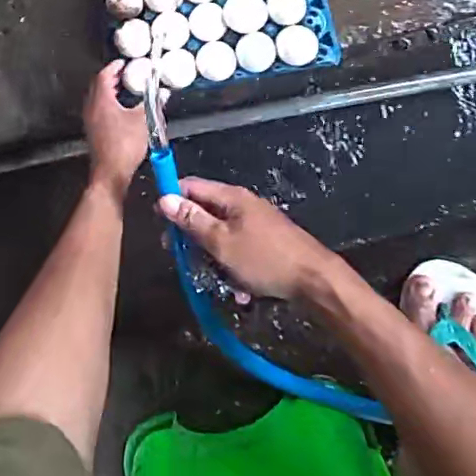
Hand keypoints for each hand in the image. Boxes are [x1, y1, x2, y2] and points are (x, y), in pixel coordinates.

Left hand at [83, 61, 147, 192]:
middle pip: (97, 85)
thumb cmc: (124, 145)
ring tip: (125, 87)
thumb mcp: (143, 121)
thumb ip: (153, 104)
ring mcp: (90, 119)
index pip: (103, 76)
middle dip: (111, 77)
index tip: (123, 63)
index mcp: (101, 101)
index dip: (114, 67)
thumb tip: (163, 93)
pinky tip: (122, 107)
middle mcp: (92, 108)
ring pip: (97, 97)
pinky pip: (98, 108)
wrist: (111, 172)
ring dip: (109, 90)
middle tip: (125, 73)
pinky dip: (108, 102)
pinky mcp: (93, 130)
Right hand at [157, 177, 341, 300]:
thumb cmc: (264, 259)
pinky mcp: (266, 243)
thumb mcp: (221, 243)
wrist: (315, 280)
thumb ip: (192, 221)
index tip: (160, 225)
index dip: (172, 201)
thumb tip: (164, 198)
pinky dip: (234, 267)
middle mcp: (242, 204)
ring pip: (221, 236)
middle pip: (205, 212)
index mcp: (231, 196)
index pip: (191, 186)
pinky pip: (239, 250)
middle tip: (183, 259)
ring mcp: (256, 223)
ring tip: (218, 278)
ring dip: (214, 257)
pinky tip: (241, 288)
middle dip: (192, 236)